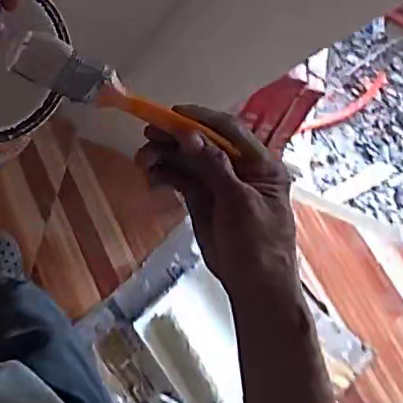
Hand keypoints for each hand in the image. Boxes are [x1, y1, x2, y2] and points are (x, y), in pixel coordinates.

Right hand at [135, 106, 299, 304]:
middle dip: (174, 138)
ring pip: (187, 160)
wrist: (256, 288)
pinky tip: (150, 178)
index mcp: (260, 163)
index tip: (171, 114)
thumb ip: (214, 166)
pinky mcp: (203, 199)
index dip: (199, 119)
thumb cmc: (259, 244)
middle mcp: (239, 168)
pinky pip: (181, 179)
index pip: (228, 130)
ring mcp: (219, 183)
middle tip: (148, 135)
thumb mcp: (239, 202)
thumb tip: (189, 135)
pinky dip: (164, 175)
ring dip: (164, 156)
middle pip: (202, 143)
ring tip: (143, 162)